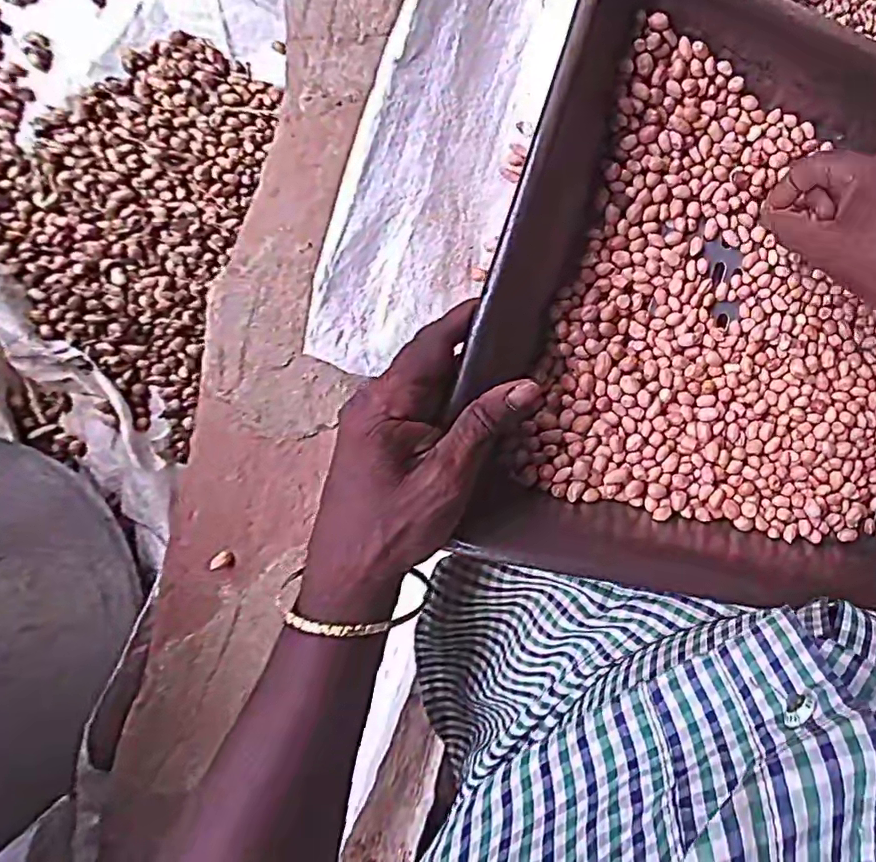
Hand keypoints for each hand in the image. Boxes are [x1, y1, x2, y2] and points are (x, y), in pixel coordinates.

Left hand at [298, 300, 538, 622]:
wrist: (348, 576)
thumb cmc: (391, 528)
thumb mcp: (446, 475)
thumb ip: (483, 423)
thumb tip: (526, 385)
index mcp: (384, 402)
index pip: (430, 343)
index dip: (464, 318)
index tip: (497, 298)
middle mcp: (375, 402)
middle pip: (429, 356)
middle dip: (472, 341)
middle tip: (515, 330)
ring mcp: (377, 419)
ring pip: (428, 379)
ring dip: (464, 370)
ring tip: (507, 359)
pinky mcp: (384, 436)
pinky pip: (424, 401)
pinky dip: (453, 394)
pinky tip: (481, 400)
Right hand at [762, 151, 875, 327]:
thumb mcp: (820, 246)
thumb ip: (786, 226)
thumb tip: (771, 215)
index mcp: (867, 169)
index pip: (809, 167)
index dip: (784, 192)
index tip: (773, 215)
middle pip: (826, 177)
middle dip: (809, 207)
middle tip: (807, 234)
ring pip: (842, 192)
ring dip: (826, 217)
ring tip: (830, 245)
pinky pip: (860, 204)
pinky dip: (844, 222)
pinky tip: (845, 247)